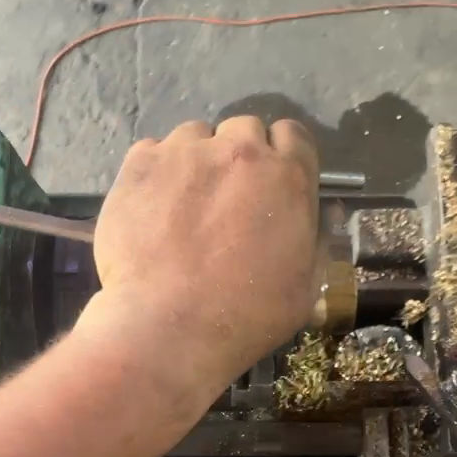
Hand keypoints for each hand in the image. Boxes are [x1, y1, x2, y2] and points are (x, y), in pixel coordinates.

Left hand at [81, 117, 321, 394]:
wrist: (169, 327)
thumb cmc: (247, 316)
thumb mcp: (306, 287)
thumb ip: (314, 240)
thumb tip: (316, 214)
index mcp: (288, 176)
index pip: (292, 135)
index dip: (281, 157)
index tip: (269, 182)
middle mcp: (239, 150)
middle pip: (243, 129)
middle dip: (239, 156)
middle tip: (226, 199)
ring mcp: (185, 153)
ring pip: (194, 137)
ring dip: (195, 161)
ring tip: (183, 204)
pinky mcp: (140, 165)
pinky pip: (151, 152)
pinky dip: (155, 173)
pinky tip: (151, 210)